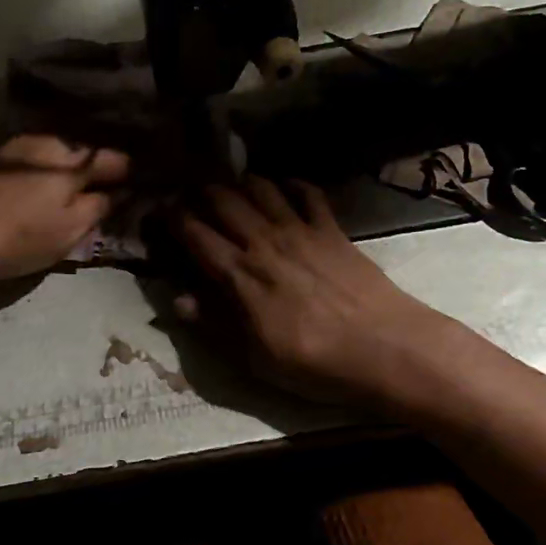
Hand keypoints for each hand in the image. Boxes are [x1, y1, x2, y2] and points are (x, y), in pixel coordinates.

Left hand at [0, 135, 128, 285]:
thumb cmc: (22, 235)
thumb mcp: (71, 228)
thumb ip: (97, 207)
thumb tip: (113, 193)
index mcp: (68, 157)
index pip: (108, 158)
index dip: (125, 171)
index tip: (136, 180)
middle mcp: (42, 144)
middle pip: (77, 152)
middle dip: (93, 166)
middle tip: (107, 184)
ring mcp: (12, 152)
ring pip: (51, 155)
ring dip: (65, 169)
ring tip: (75, 188)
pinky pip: (30, 164)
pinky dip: (43, 174)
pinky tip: (42, 190)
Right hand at [174, 178, 452, 403]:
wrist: (385, 349)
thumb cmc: (314, 362)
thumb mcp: (254, 358)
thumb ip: (214, 325)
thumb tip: (177, 302)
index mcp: (239, 276)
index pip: (195, 235)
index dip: (172, 219)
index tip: (160, 212)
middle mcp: (264, 243)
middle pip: (223, 200)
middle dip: (200, 192)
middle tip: (189, 193)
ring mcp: (300, 231)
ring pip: (260, 188)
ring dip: (240, 182)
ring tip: (230, 187)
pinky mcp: (332, 229)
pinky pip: (307, 193)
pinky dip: (291, 184)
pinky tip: (284, 187)